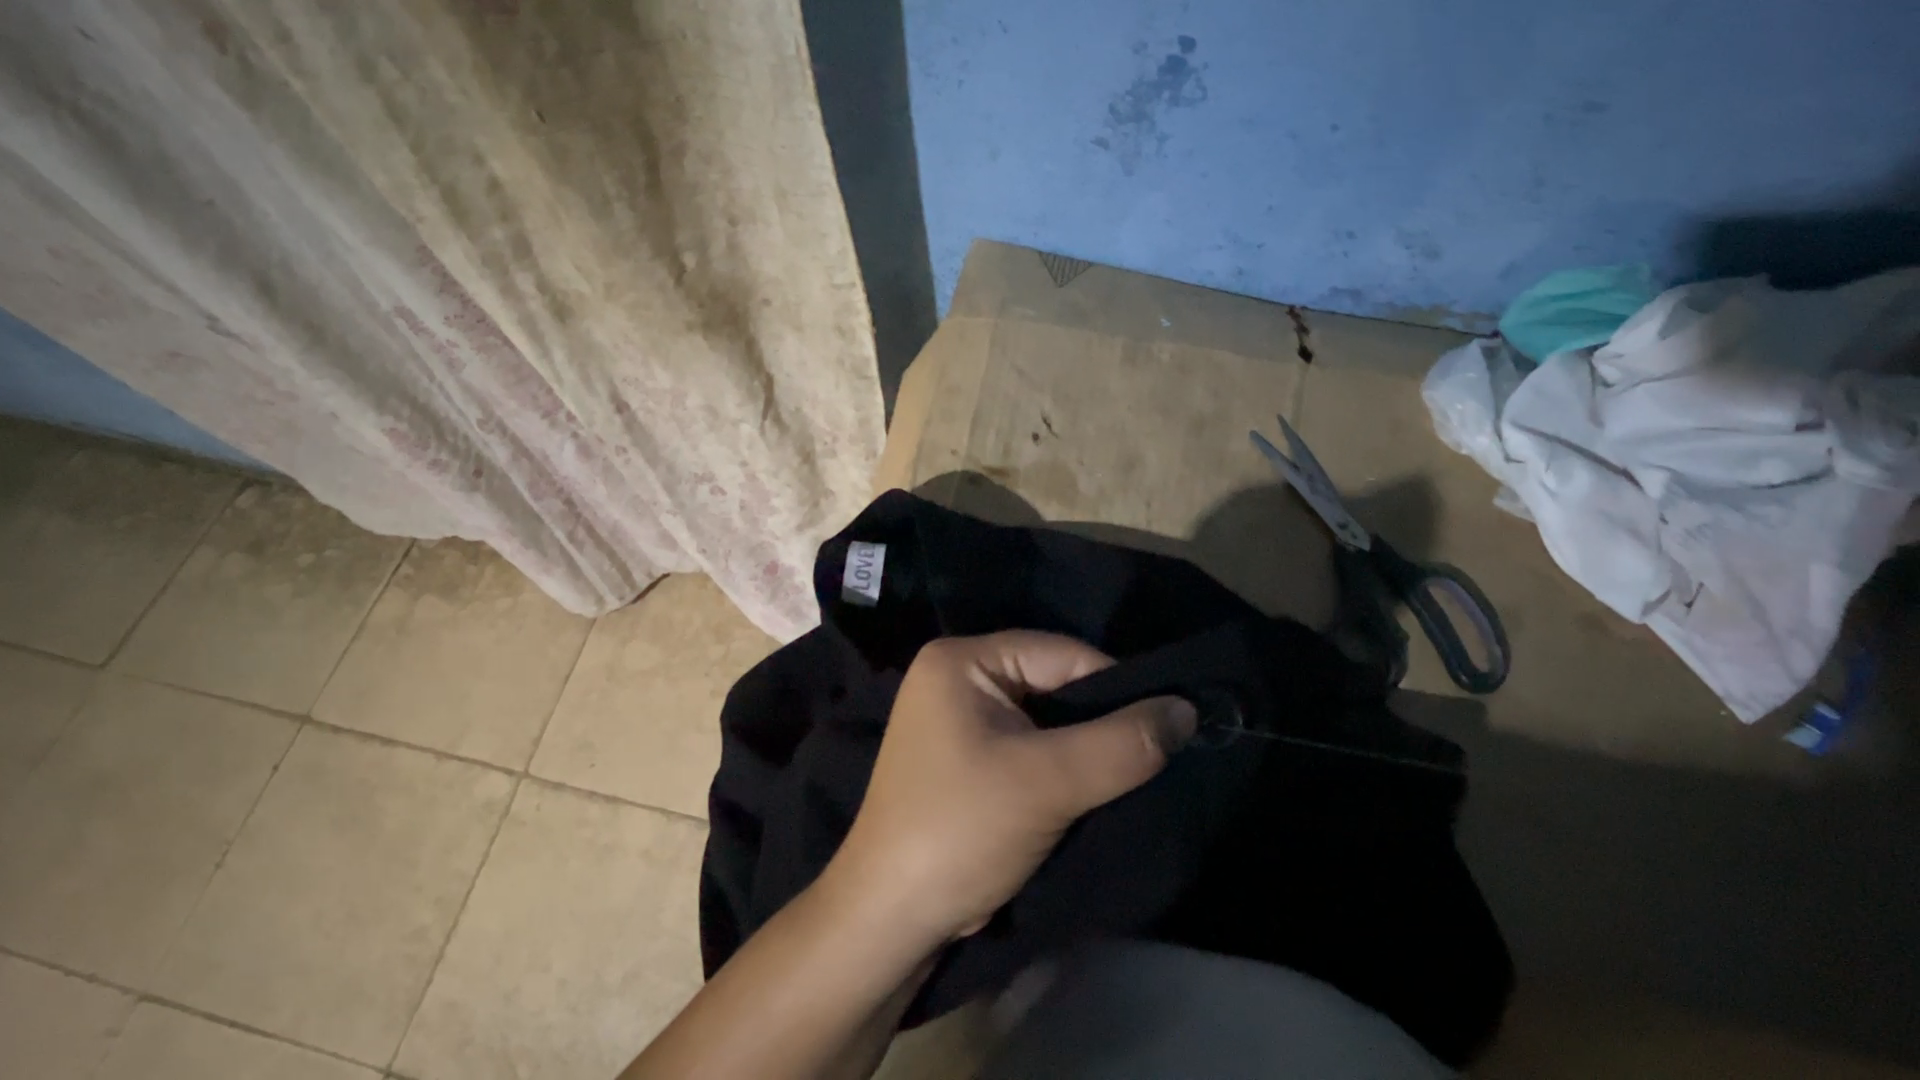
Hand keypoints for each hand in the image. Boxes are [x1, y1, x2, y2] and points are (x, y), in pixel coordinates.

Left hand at [822, 631, 1196, 944]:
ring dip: (1086, 751)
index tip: (1167, 726)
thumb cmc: (962, 831)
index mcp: (961, 660)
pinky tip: (1094, 793)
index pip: (1062, 654)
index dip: (1119, 688)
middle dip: (1103, 723)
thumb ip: (1124, 743)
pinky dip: (1062, 769)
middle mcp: (955, 679)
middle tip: (1154, 756)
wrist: (892, 917)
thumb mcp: (1049, 782)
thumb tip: (1188, 709)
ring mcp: (957, 723)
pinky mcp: (966, 762)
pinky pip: (1030, 750)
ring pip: (1047, 722)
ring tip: (1129, 778)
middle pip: (1055, 685)